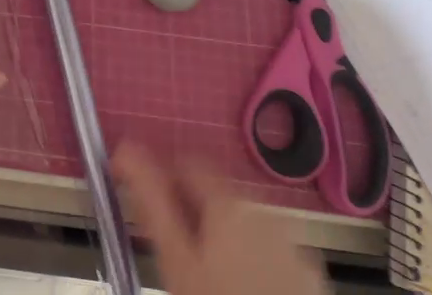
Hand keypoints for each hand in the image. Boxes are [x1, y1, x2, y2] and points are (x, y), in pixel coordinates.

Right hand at [113, 143, 328, 294]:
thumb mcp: (175, 259)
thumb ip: (149, 198)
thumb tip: (124, 151)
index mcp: (230, 205)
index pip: (187, 163)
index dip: (160, 175)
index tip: (141, 201)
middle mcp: (266, 214)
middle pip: (215, 194)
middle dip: (188, 210)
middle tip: (169, 249)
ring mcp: (292, 247)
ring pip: (239, 223)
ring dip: (216, 235)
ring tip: (202, 276)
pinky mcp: (307, 278)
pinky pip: (266, 250)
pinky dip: (246, 258)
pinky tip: (236, 289)